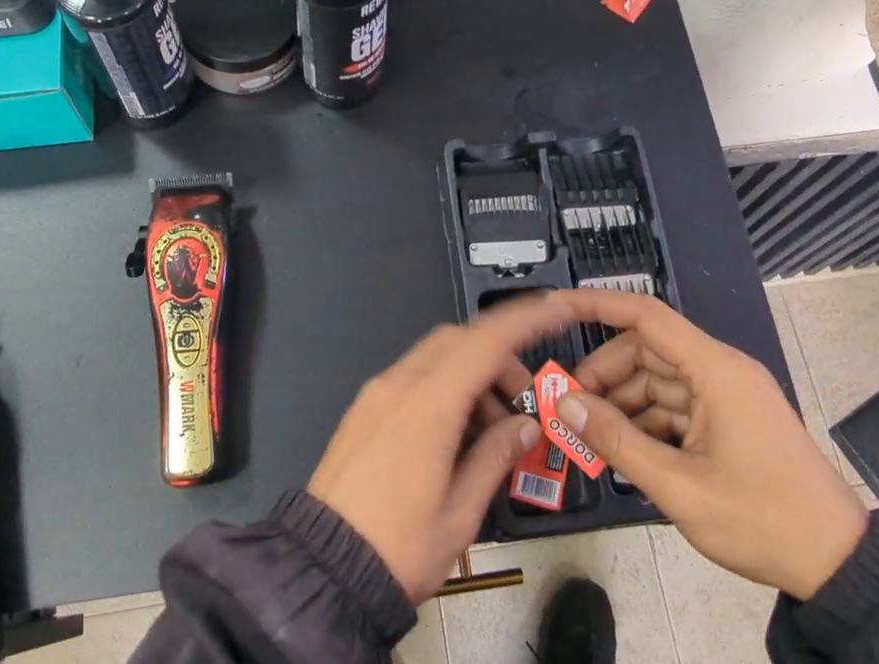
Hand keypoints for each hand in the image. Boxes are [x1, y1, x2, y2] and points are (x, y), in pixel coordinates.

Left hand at [307, 295, 570, 601]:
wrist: (322, 568)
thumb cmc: (397, 547)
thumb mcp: (461, 512)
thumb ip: (496, 457)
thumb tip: (525, 426)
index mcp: (428, 407)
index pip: (485, 342)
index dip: (525, 321)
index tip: (556, 310)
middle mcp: (398, 388)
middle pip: (460, 340)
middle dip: (500, 358)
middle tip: (523, 403)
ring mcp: (376, 396)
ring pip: (435, 357)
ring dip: (472, 374)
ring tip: (493, 431)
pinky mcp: (364, 412)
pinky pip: (413, 378)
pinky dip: (445, 387)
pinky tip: (458, 435)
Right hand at [551, 290, 868, 600]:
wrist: (836, 561)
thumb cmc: (761, 519)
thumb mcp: (680, 486)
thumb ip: (617, 442)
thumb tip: (567, 405)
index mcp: (717, 371)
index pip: (648, 317)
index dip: (599, 305)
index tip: (558, 306)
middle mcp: (722, 372)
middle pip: (648, 351)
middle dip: (603, 374)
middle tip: (568, 408)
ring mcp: (728, 397)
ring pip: (658, 381)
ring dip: (622, 403)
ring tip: (590, 436)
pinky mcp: (731, 421)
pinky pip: (676, 406)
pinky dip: (646, 422)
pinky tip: (624, 452)